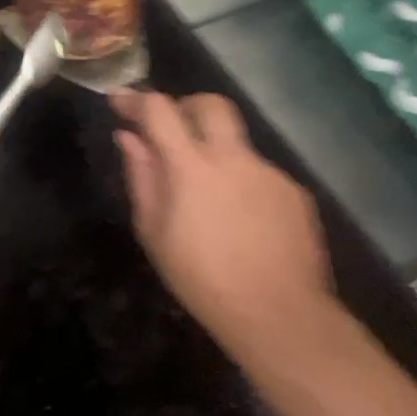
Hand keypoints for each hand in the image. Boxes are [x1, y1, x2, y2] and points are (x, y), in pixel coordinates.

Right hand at [111, 92, 333, 354]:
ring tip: (205, 197)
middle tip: (169, 129)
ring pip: (237, 144)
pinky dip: (241, 183)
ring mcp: (270, 174)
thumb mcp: (154, 231)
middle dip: (186, 106)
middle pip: (212, 105)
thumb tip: (129, 137)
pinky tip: (238, 220)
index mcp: (192, 167)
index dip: (137, 99)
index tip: (121, 104)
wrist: (280, 316)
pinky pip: (259, 174)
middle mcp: (235, 159)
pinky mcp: (295, 194)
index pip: (161, 109)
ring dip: (215, 154)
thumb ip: (142, 176)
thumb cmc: (201, 278)